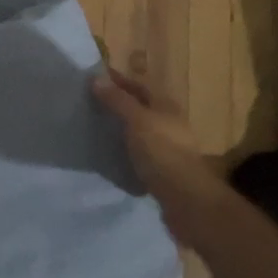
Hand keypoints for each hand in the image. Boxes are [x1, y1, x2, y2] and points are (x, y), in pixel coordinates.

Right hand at [93, 68, 233, 243]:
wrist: (185, 198)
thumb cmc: (161, 151)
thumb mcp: (137, 120)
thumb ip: (117, 100)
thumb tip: (96, 78)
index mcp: (166, 106)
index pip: (139, 85)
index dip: (119, 80)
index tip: (95, 78)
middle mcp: (169, 123)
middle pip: (141, 108)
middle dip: (119, 104)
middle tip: (92, 103)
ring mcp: (168, 148)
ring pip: (140, 131)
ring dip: (122, 128)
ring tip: (97, 128)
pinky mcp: (163, 171)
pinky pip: (140, 153)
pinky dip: (126, 150)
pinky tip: (111, 155)